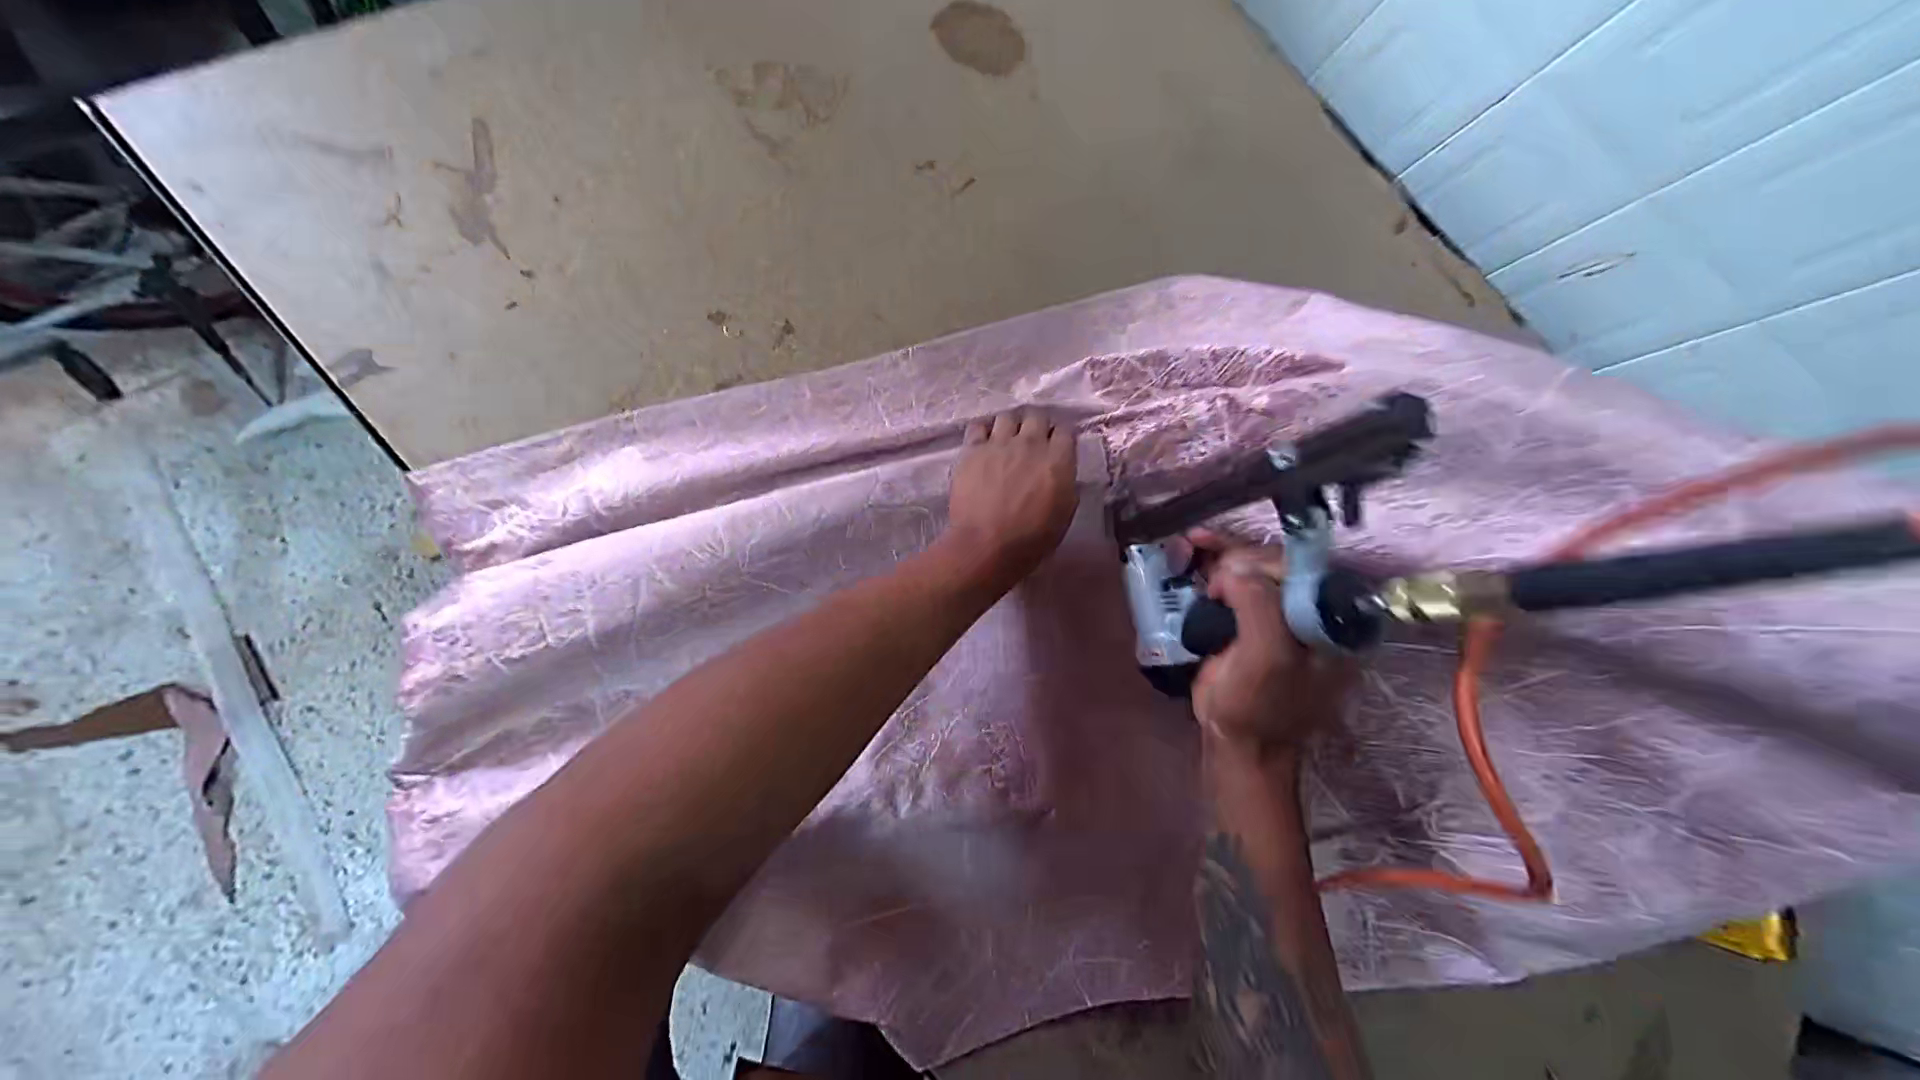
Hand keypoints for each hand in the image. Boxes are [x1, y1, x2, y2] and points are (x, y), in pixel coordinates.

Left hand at [942, 409, 1078, 584]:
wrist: (986, 545)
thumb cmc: (1031, 539)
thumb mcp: (1064, 514)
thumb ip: (1066, 484)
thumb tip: (1061, 473)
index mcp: (1058, 460)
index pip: (1064, 430)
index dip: (1060, 438)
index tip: (1056, 447)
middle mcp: (1030, 443)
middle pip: (1036, 416)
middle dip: (1037, 425)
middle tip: (1031, 441)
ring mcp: (999, 443)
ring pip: (1007, 416)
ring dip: (1011, 425)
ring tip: (1006, 439)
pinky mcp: (972, 450)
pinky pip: (978, 426)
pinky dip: (983, 430)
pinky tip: (983, 441)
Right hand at [1188, 532, 1352, 759]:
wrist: (1237, 740)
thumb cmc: (1260, 706)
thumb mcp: (1266, 658)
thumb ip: (1258, 607)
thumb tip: (1232, 570)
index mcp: (1331, 619)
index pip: (1305, 568)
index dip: (1266, 560)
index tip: (1233, 568)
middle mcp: (1310, 609)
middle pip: (1276, 561)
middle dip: (1241, 556)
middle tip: (1212, 575)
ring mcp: (1278, 612)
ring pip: (1254, 565)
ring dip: (1224, 550)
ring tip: (1196, 543)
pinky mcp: (1250, 617)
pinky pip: (1236, 580)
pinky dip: (1215, 561)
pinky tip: (1196, 545)